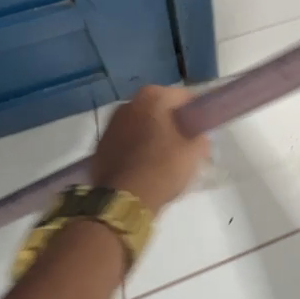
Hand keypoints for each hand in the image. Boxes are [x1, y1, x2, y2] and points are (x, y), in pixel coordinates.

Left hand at [91, 84, 209, 211]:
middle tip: (182, 146)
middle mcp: (129, 103)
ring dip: (150, 136)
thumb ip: (200, 135)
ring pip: (140, 126)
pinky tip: (142, 168)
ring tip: (161, 159)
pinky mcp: (98, 148)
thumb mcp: (195, 150)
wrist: (123, 202)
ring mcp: (110, 125)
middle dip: (170, 123)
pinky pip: (125, 142)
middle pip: (159, 110)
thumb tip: (196, 135)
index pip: (184, 98)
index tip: (199, 133)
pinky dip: (133, 149)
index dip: (194, 115)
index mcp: (154, 96)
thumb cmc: (163, 167)